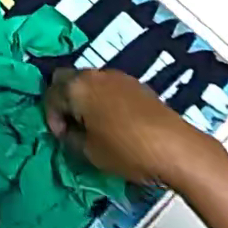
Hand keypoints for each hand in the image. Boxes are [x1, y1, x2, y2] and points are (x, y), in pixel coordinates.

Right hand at [45, 68, 223, 188]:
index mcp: (76, 87)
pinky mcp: (135, 83)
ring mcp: (116, 76)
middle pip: (66, 79)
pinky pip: (108, 86)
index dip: (51, 118)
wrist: (176, 148)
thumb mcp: (90, 153)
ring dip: (84, 98)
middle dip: (63, 100)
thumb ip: (71, 138)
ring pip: (88, 81)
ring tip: (94, 125)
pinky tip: (114, 122)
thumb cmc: (127, 151)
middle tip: (71, 125)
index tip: (61, 137)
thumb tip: (68, 132)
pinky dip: (103, 99)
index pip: (50, 96)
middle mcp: (93, 75)